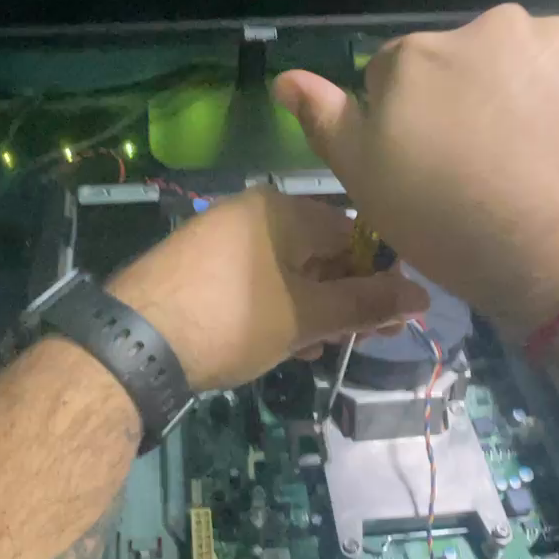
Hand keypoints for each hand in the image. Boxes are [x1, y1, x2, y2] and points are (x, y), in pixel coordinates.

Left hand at [107, 187, 429, 390]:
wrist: (136, 342)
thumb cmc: (234, 320)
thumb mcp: (308, 316)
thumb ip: (367, 304)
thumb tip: (423, 296)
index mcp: (285, 210)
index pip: (355, 235)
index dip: (380, 278)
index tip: (394, 319)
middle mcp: (252, 212)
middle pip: (321, 253)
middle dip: (346, 299)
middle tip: (362, 340)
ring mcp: (220, 238)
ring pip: (287, 271)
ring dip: (313, 310)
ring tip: (320, 349)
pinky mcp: (197, 267)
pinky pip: (254, 281)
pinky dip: (277, 309)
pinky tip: (285, 344)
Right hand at [274, 4, 558, 334]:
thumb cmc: (457, 228)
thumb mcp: (370, 186)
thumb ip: (327, 123)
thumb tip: (286, 77)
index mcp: (418, 58)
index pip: (396, 75)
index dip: (407, 123)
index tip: (427, 168)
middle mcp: (491, 26)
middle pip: (468, 63)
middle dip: (470, 102)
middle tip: (487, 172)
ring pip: (533, 66)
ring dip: (530, 101)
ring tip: (543, 168)